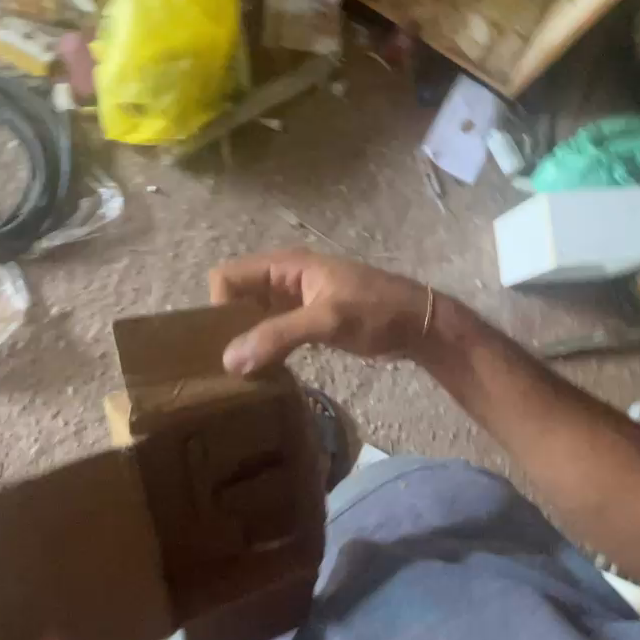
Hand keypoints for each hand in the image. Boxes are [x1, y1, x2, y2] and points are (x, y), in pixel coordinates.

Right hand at [210, 249, 435, 373]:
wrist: (420, 325)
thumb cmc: (376, 313)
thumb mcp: (327, 320)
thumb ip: (278, 336)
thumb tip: (229, 361)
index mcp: (286, 266)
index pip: (227, 277)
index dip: (218, 307)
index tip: (224, 343)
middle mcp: (286, 278)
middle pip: (237, 297)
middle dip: (229, 327)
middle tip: (227, 365)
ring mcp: (298, 300)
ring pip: (255, 316)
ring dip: (247, 340)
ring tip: (242, 374)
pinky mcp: (310, 319)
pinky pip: (274, 330)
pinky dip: (267, 348)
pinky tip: (267, 372)